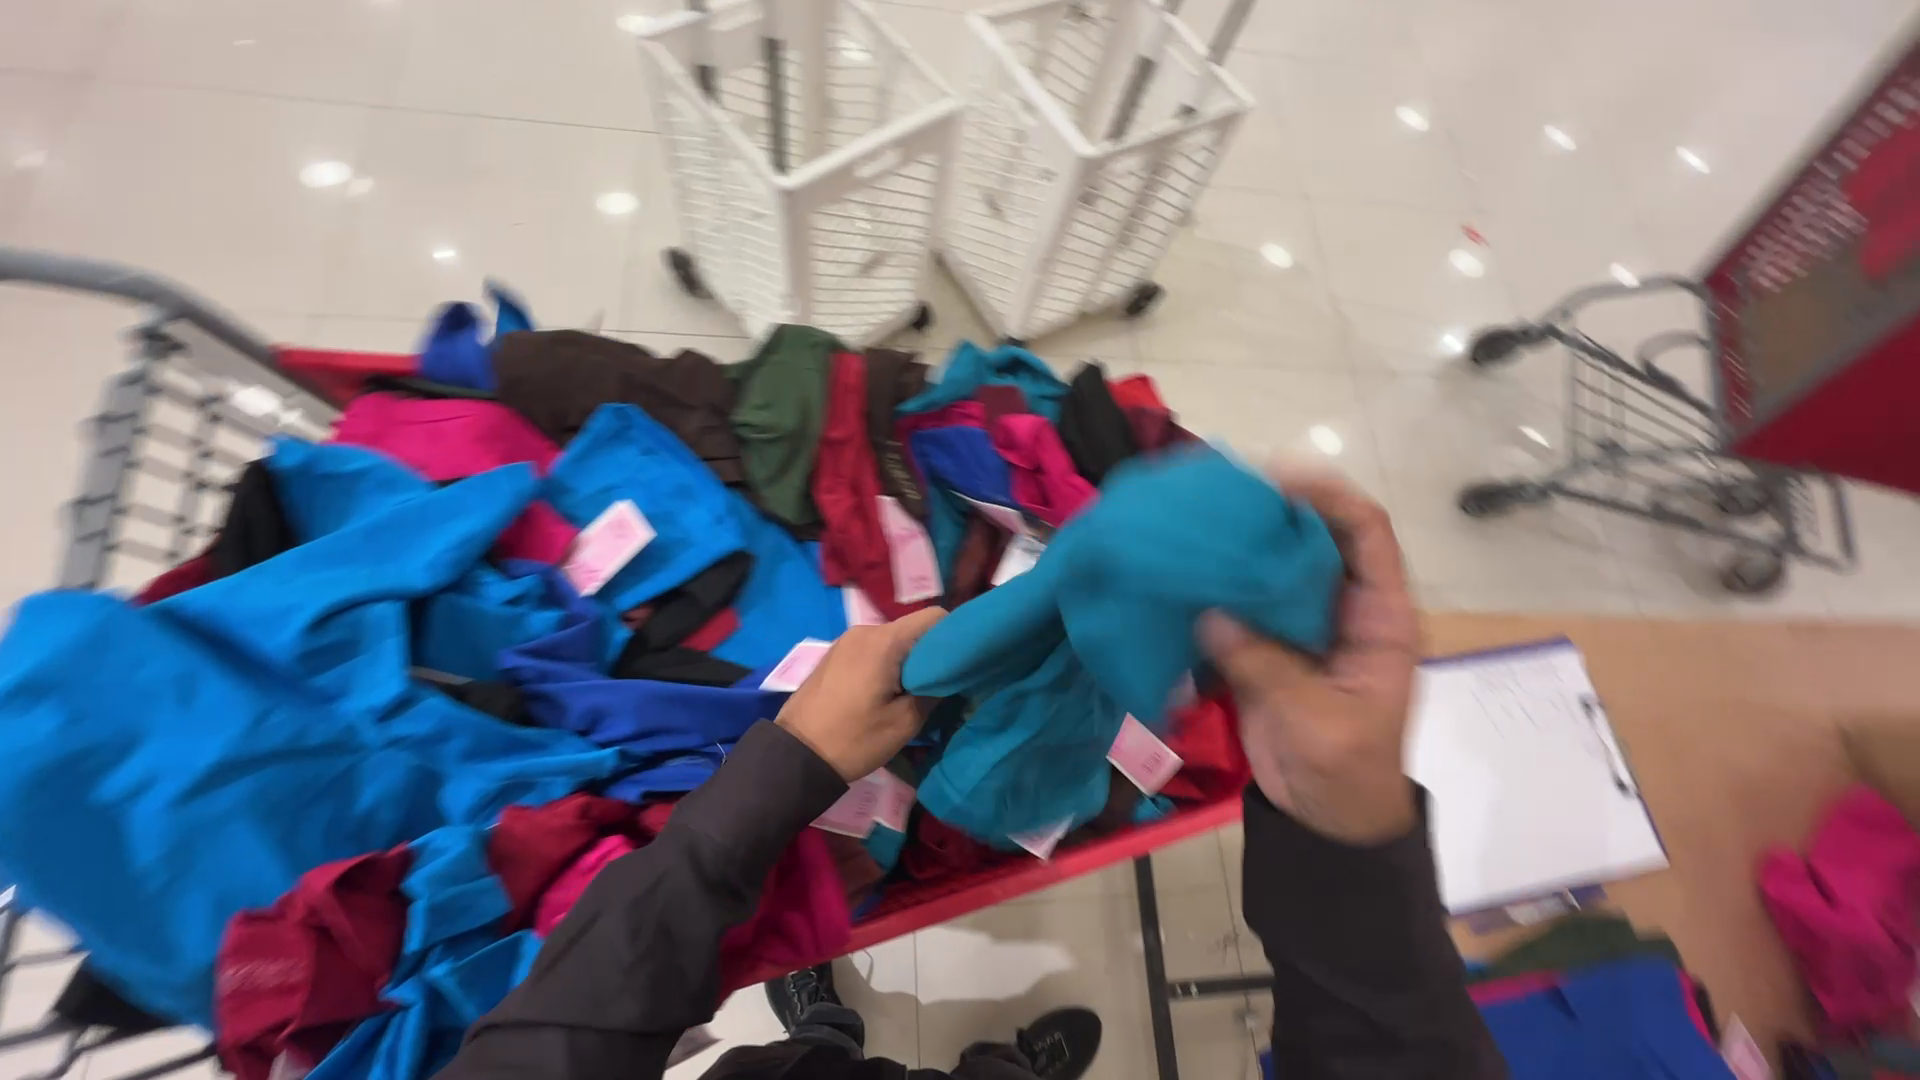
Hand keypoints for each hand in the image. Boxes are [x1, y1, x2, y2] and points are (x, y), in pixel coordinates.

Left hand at [776, 608, 947, 781]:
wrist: (795, 755)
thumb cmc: (853, 739)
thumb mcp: (904, 723)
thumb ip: (935, 690)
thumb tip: (952, 676)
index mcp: (884, 641)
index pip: (935, 617)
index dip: (955, 635)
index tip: (963, 662)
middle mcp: (865, 630)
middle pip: (913, 628)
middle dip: (931, 652)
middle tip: (940, 685)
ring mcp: (847, 640)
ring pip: (893, 640)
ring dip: (908, 660)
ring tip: (912, 692)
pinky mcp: (836, 653)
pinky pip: (873, 648)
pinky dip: (888, 663)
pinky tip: (886, 692)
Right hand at [1198, 463, 1419, 844]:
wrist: (1324, 816)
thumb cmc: (1344, 771)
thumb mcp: (1318, 722)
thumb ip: (1267, 665)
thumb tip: (1209, 613)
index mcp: (1380, 617)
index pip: (1367, 534)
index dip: (1329, 499)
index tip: (1277, 480)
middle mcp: (1343, 606)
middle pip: (1316, 537)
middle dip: (1275, 510)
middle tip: (1222, 493)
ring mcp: (1301, 622)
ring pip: (1275, 564)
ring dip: (1241, 542)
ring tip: (1197, 520)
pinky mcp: (1266, 641)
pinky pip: (1243, 599)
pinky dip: (1218, 582)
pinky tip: (1185, 569)